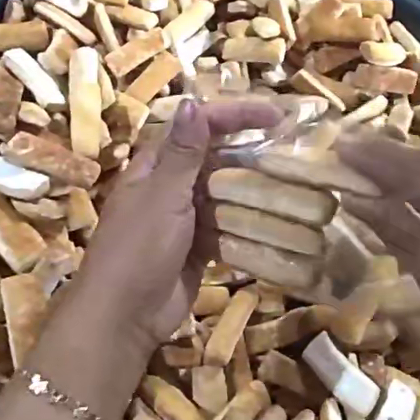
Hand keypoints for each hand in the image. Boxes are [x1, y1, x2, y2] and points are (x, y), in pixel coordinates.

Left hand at [66, 98, 280, 349]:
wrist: (124, 317)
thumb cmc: (139, 249)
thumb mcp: (163, 196)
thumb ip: (183, 153)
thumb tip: (192, 101)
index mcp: (155, 166)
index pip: (198, 126)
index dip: (235, 114)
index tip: (275, 115)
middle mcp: (171, 186)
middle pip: (216, 158)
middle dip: (251, 150)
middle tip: (293, 147)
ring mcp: (186, 218)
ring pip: (226, 192)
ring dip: (254, 187)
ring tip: (295, 180)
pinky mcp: (199, 247)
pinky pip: (229, 226)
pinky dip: (249, 222)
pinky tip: (279, 218)